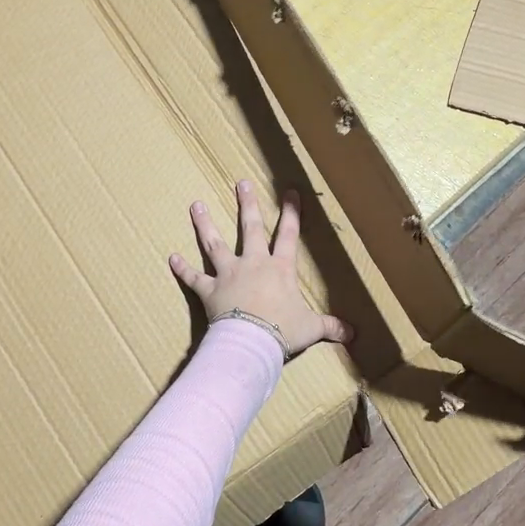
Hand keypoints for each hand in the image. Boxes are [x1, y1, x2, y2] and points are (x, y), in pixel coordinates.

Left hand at [169, 180, 352, 356]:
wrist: (252, 342)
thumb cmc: (284, 331)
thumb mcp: (311, 327)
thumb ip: (330, 326)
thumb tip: (353, 333)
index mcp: (280, 269)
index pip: (288, 235)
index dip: (291, 213)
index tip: (290, 192)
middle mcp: (253, 264)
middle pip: (249, 228)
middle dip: (246, 204)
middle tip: (241, 183)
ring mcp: (229, 274)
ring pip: (214, 244)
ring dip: (204, 224)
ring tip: (195, 205)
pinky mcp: (209, 290)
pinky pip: (193, 278)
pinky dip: (182, 269)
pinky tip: (171, 258)